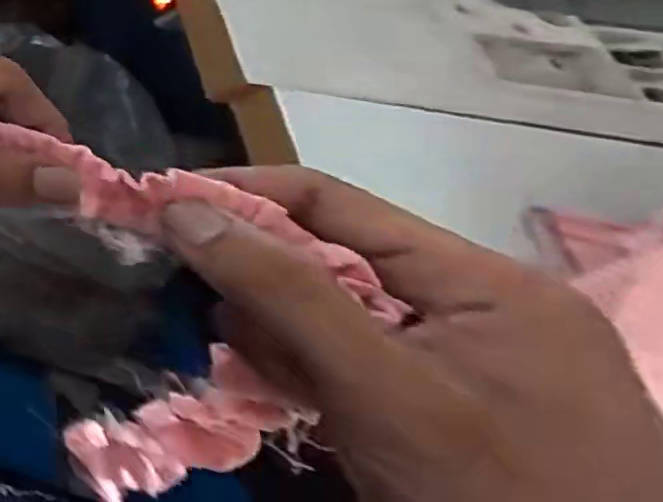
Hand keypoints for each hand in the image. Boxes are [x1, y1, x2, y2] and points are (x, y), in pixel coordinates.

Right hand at [158, 167, 662, 501]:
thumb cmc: (501, 500)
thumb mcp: (382, 391)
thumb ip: (279, 290)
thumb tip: (178, 208)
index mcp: (480, 280)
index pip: (327, 198)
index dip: (236, 191)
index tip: (161, 202)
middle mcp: (469, 304)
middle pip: (322, 252)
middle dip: (250, 269)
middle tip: (185, 284)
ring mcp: (457, 357)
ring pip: (322, 305)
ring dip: (269, 324)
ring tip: (250, 361)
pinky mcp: (438, 402)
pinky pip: (341, 353)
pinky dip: (297, 361)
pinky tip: (278, 386)